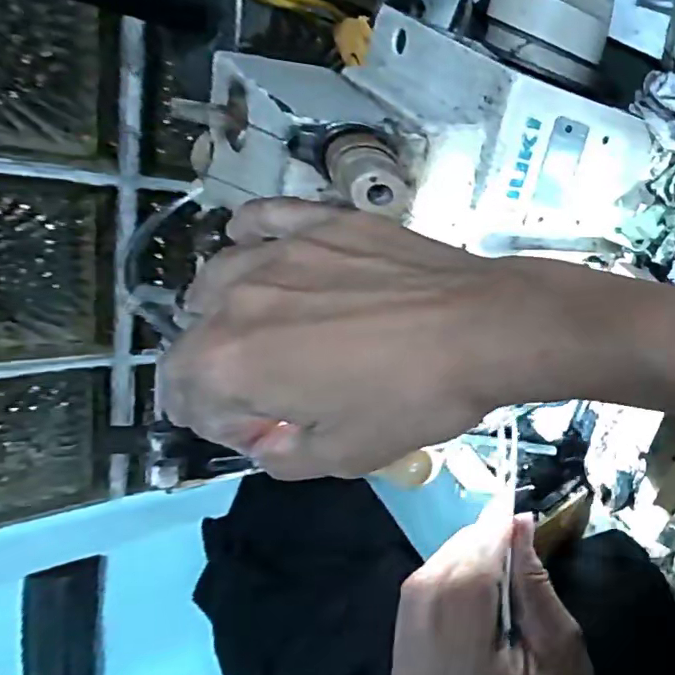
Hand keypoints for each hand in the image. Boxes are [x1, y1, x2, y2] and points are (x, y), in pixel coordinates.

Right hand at [157, 199, 592, 478]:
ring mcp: (286, 248)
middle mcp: (239, 296)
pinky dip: (253, 234)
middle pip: (199, 334)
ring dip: (226, 307)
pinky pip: (268, 217)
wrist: (486, 327)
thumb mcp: (346, 456)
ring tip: (263, 325)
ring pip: (223, 274)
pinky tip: (262, 247)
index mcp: (229, 360)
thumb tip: (268, 440)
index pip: (187, 396)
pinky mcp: (329, 222)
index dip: (224, 424)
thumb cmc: (417, 396)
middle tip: (277, 387)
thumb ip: (284, 456)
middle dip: (224, 369)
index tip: (268, 431)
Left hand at [385, 505, 600, 674]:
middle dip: (467, 545)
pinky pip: (412, 620)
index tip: (509, 508)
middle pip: (430, 589)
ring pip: (414, 598)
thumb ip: (533, 584)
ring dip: (451, 561)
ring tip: (490, 549)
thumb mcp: (564, 648)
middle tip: (502, 524)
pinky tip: (469, 581)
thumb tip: (515, 522)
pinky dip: (440, 588)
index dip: (485, 540)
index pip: (465, 591)